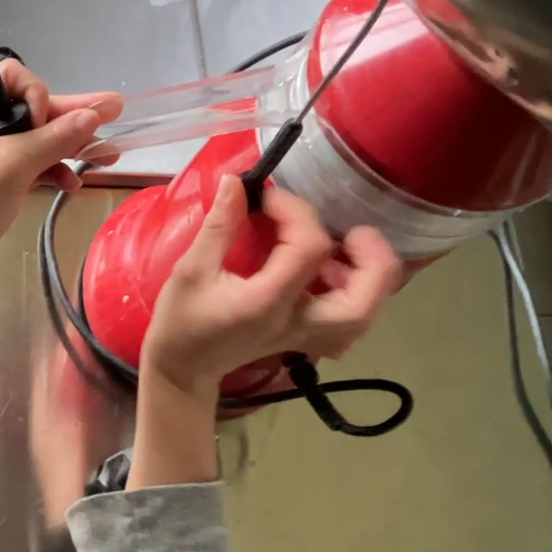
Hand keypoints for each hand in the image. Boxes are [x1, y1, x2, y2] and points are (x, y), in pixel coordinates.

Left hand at [0, 60, 122, 257]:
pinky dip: (52, 170)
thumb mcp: (13, 165)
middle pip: (30, 108)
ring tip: (108, 155)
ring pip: (35, 139)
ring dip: (68, 145)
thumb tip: (94, 114)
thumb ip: (54, 137)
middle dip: (69, 116)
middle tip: (114, 111)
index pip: (11, 76)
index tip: (42, 123)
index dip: (36, 93)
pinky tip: (74, 183)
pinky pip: (30, 165)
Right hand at [142, 177, 403, 401]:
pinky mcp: (305, 341)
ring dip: (369, 278)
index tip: (268, 197)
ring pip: (365, 314)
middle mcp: (295, 322)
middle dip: (371, 254)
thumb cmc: (180, 322)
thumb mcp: (190, 271)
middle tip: (349, 231)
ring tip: (343, 252)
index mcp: (266, 302)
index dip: (296, 210)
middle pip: (365, 295)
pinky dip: (358, 300)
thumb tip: (236, 182)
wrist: (182, 370)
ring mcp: (305, 336)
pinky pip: (350, 326)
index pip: (309, 247)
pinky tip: (336, 280)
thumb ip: (218, 226)